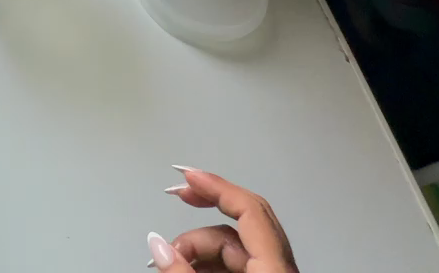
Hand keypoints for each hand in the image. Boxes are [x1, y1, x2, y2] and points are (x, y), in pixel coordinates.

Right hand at [148, 167, 298, 272]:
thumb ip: (183, 270)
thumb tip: (157, 244)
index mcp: (276, 268)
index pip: (250, 208)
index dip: (216, 186)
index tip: (187, 175)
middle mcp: (281, 270)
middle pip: (240, 224)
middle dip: (203, 212)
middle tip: (177, 197)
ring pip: (236, 247)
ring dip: (200, 246)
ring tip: (173, 258)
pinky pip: (239, 266)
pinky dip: (210, 263)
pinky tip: (188, 268)